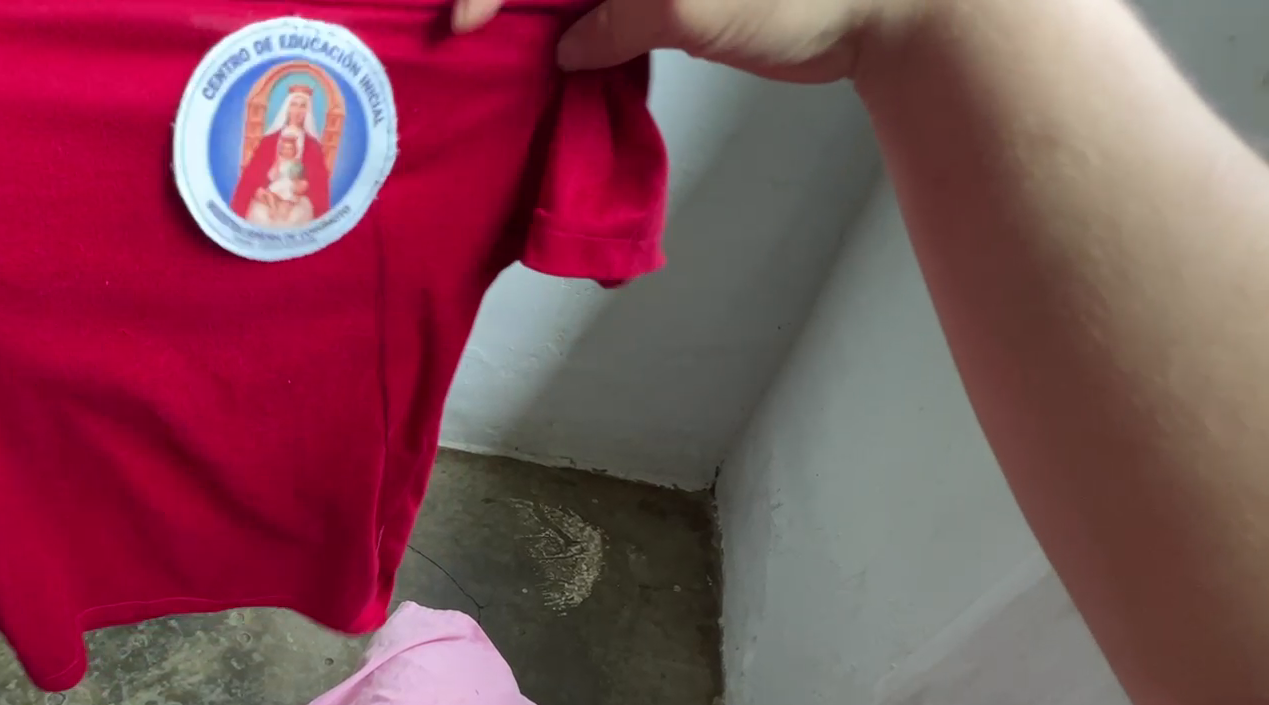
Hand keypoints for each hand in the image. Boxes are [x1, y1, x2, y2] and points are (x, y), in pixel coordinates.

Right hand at [453, 0, 925, 80]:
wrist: (893, 1)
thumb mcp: (697, 5)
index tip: (466, 21)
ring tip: (499, 29)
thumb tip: (570, 46)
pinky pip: (612, 0)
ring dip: (544, 6)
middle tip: (471, 22)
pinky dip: (582, 23)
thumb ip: (622, 18)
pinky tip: (559, 44)